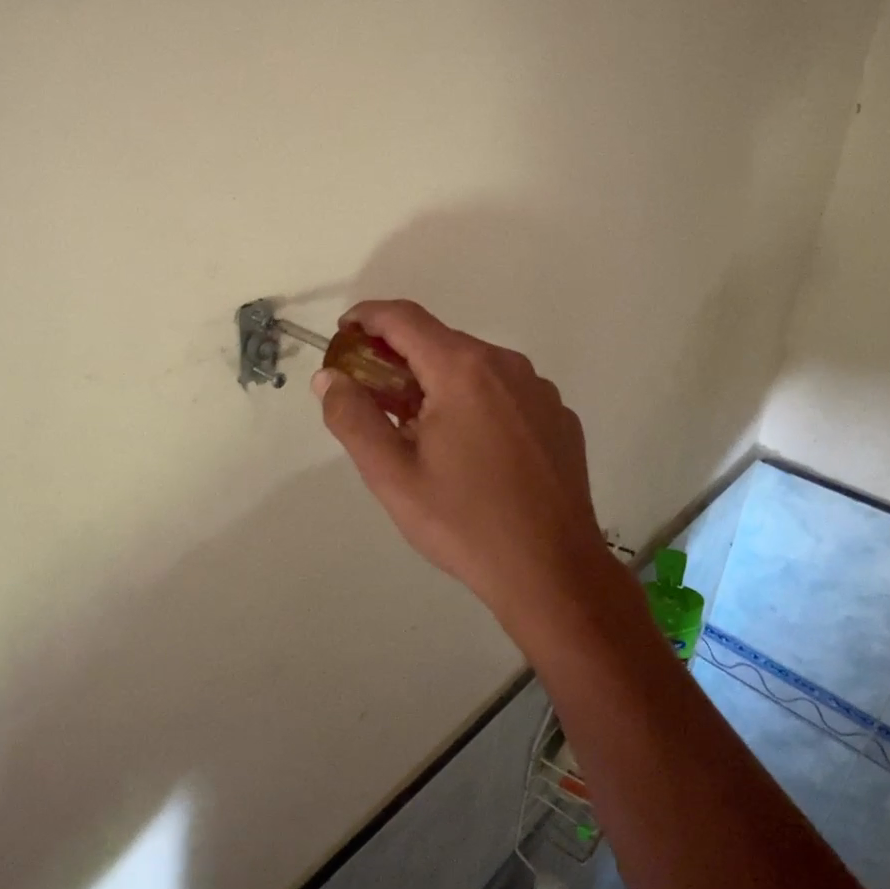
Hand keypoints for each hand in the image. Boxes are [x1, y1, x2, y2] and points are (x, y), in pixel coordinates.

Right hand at [313, 300, 608, 606]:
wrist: (552, 571)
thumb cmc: (464, 523)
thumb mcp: (392, 476)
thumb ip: (353, 418)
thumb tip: (330, 378)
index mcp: (463, 370)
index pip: (404, 318)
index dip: (367, 317)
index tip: (344, 335)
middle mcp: (507, 365)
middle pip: (441, 341)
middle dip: (399, 358)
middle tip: (372, 397)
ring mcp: (540, 391)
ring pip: (475, 368)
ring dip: (438, 383)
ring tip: (417, 431)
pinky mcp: (559, 418)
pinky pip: (506, 393)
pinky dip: (476, 403)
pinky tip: (469, 451)